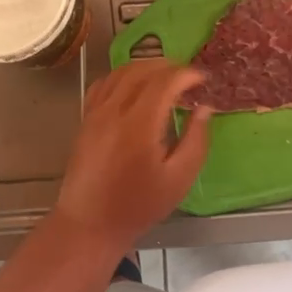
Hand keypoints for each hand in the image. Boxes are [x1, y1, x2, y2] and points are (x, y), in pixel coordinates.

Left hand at [54, 59, 212, 252]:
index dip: (187, 74)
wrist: (90, 224)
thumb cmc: (138, 206)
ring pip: (121, 71)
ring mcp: (96, 112)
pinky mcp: (86, 119)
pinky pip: (104, 83)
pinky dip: (123, 75)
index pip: (165, 81)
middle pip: (142, 69)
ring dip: (146, 67)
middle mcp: (114, 110)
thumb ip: (196, 140)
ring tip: (166, 77)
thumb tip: (205, 109)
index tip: (203, 80)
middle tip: (188, 77)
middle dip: (169, 66)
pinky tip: (134, 86)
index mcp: (139, 124)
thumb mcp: (178, 179)